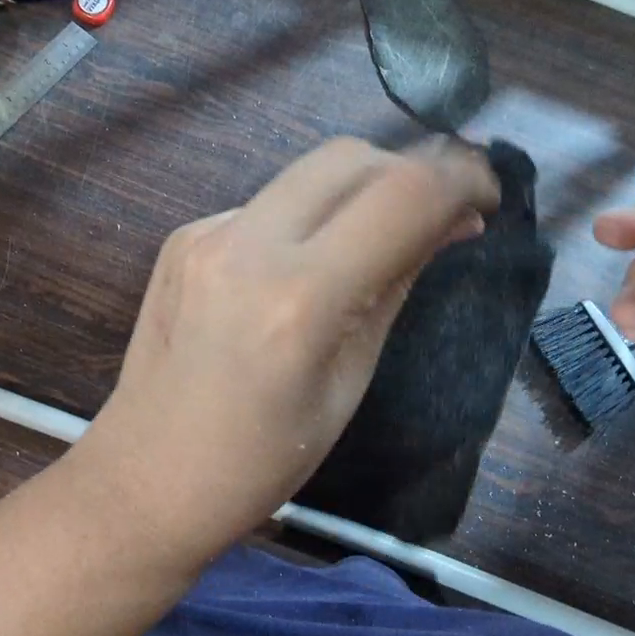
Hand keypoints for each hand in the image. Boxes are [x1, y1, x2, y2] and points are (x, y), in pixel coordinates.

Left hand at [77, 137, 499, 554]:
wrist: (146, 478)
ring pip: (308, 171)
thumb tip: (450, 225)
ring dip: (361, 188)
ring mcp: (205, 233)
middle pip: (352, 157)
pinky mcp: (183, 237)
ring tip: (383, 236)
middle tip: (441, 215)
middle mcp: (246, 245)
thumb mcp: (349, 383)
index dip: (462, 180)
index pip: (403, 195)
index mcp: (299, 299)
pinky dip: (309, 217)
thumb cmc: (261, 460)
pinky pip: (268, 203)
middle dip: (411, 172)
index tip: (488, 195)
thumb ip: (395, 288)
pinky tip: (308, 264)